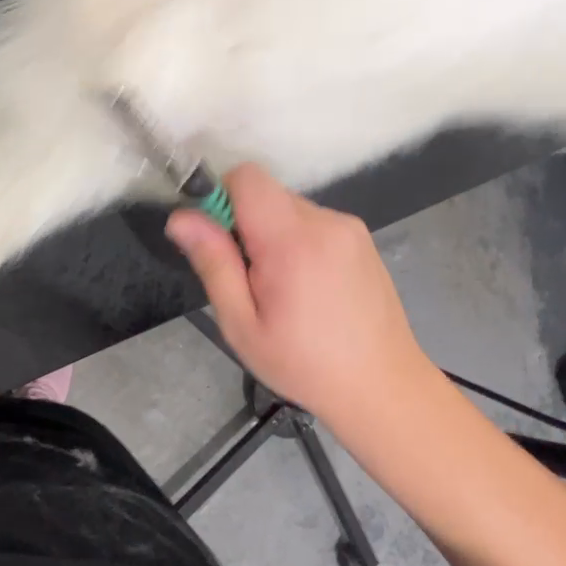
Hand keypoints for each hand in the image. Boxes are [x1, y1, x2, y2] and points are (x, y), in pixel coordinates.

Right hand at [166, 164, 431, 420]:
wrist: (385, 388)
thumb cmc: (304, 364)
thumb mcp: (242, 324)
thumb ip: (213, 263)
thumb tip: (180, 217)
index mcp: (292, 240)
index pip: (246, 177)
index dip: (221, 197)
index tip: (219, 240)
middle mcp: (325, 221)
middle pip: (266, 193)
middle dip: (246, 224)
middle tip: (249, 279)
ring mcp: (349, 228)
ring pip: (288, 208)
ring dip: (273, 235)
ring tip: (282, 289)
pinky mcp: (361, 239)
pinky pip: (313, 222)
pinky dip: (299, 242)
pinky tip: (308, 287)